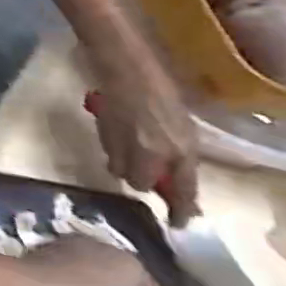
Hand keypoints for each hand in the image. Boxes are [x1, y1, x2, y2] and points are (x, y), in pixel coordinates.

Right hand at [88, 55, 201, 226]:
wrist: (124, 60)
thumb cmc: (162, 86)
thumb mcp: (184, 124)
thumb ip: (180, 153)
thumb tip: (175, 179)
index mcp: (179, 149)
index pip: (183, 191)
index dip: (181, 210)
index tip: (179, 224)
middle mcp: (150, 151)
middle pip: (138, 183)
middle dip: (142, 180)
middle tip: (147, 169)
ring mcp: (122, 140)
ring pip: (119, 167)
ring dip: (125, 163)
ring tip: (130, 146)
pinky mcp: (102, 130)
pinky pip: (109, 150)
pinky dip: (114, 147)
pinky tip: (118, 131)